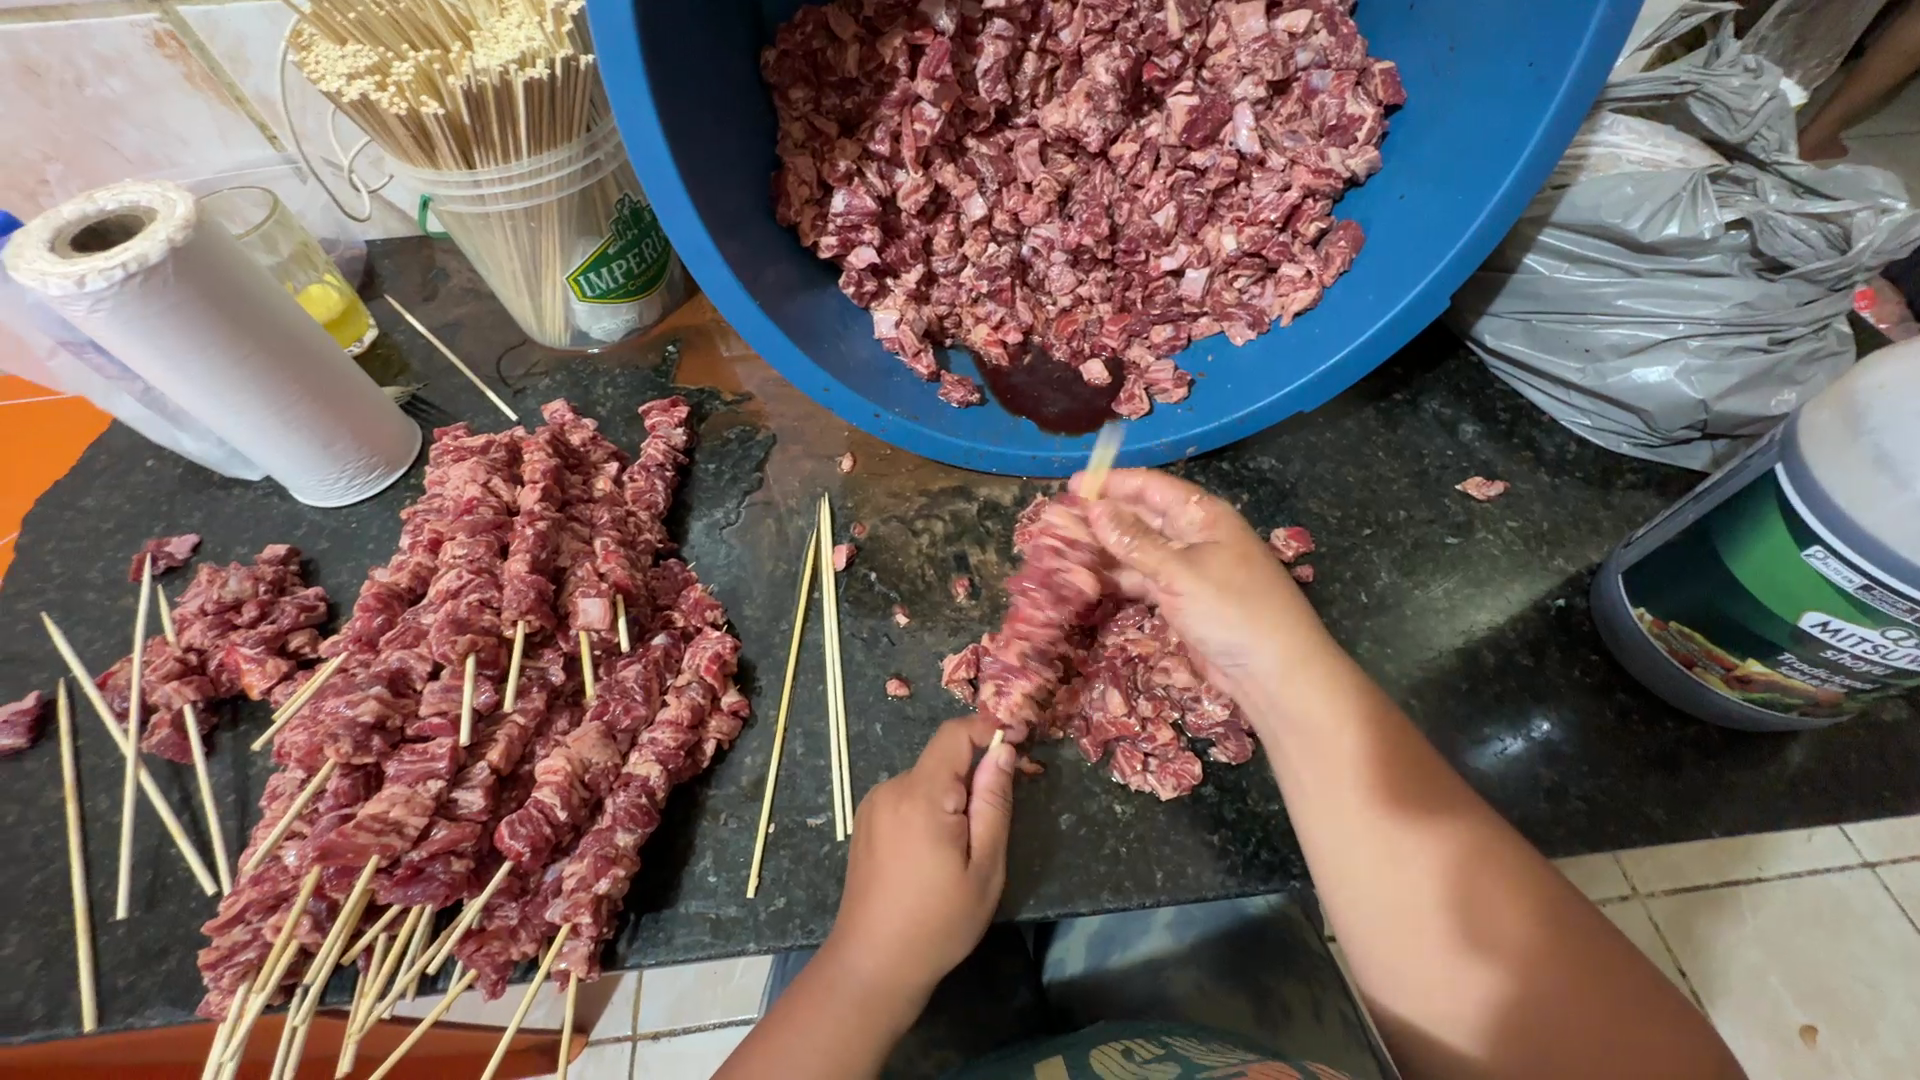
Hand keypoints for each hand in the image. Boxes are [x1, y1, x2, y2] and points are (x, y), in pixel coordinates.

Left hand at [822, 716, 1017, 1002]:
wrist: (871, 965)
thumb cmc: (938, 922)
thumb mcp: (985, 867)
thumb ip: (994, 802)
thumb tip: (1004, 750)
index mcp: (922, 794)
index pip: (954, 734)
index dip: (988, 728)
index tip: (1018, 741)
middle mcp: (892, 788)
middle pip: (942, 758)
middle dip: (974, 773)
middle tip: (998, 813)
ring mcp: (874, 804)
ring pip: (926, 779)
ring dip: (952, 794)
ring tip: (964, 847)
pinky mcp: (867, 821)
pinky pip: (908, 797)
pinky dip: (931, 807)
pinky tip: (934, 852)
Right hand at [1069, 468, 1332, 707]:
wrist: (1274, 671)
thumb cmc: (1233, 610)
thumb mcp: (1180, 573)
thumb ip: (1134, 542)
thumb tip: (1095, 509)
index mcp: (1203, 516)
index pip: (1152, 488)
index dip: (1113, 484)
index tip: (1075, 486)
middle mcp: (1194, 536)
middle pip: (1141, 517)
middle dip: (1103, 517)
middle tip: (1060, 519)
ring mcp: (1188, 569)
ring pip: (1138, 550)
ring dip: (1105, 550)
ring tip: (1065, 548)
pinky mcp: (1181, 599)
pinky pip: (1142, 579)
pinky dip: (1118, 578)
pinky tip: (1089, 580)